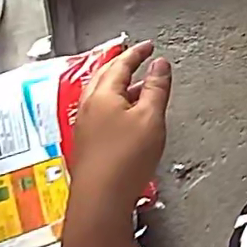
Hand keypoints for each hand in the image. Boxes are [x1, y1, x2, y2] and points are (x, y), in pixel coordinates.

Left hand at [68, 40, 173, 232]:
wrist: (101, 200)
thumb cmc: (124, 160)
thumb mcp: (151, 117)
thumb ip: (157, 87)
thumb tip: (160, 65)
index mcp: (102, 95)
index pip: (120, 64)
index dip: (137, 53)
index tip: (148, 46)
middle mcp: (88, 107)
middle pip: (105, 76)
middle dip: (122, 63)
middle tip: (137, 56)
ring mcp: (86, 125)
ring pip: (101, 94)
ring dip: (119, 83)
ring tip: (138, 83)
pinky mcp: (88, 142)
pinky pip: (101, 110)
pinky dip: (116, 101)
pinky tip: (127, 113)